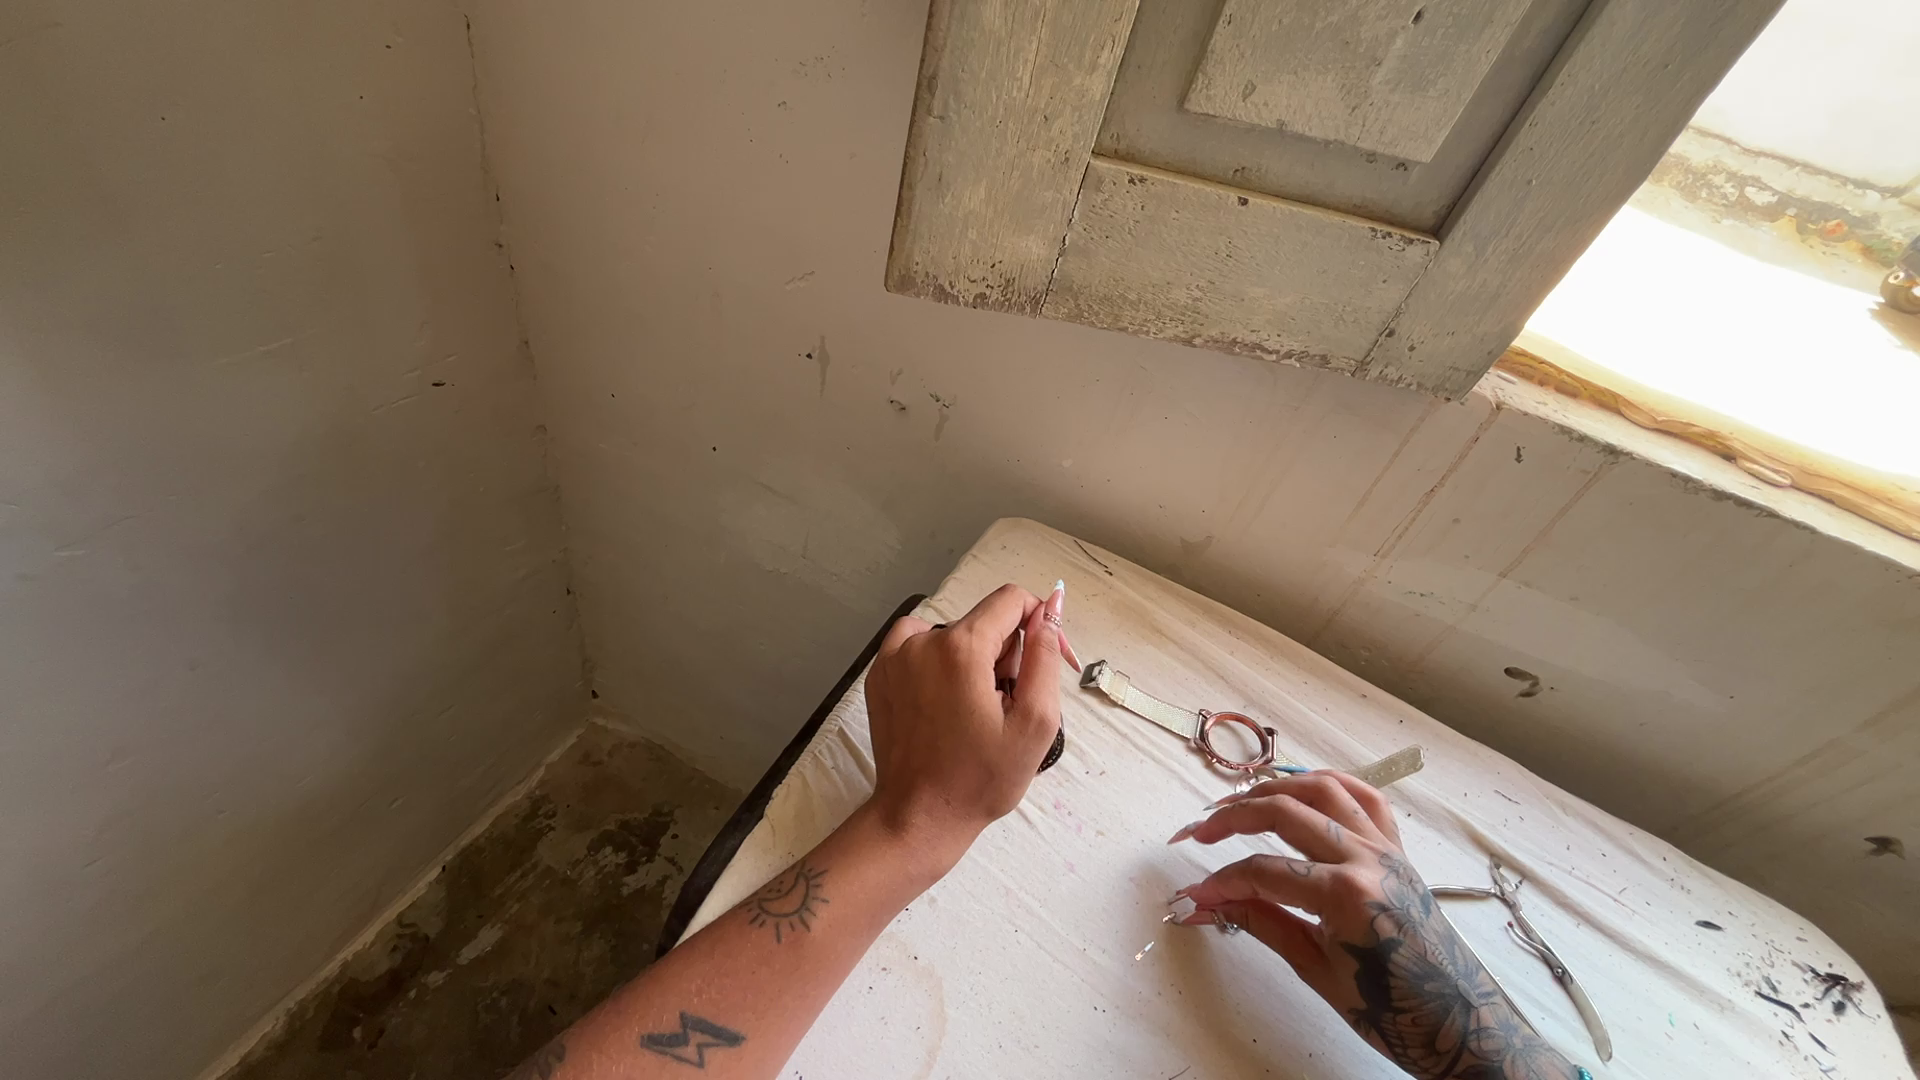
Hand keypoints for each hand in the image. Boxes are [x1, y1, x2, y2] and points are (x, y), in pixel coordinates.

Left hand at [862, 583, 1067, 870]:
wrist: (919, 817)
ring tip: (973, 709)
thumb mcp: (1034, 722)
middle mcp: (923, 640)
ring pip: (953, 634)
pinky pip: (919, 645)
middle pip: (982, 622)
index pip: (1011, 600)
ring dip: (971, 660)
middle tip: (1004, 705)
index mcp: (962, 648)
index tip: (1042, 664)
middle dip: (1003, 654)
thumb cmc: (982, 778)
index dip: (1037, 625)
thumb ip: (1044, 657)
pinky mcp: (879, 673)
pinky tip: (944, 700)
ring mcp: (894, 655)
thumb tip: (1050, 607)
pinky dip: (938, 662)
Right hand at [1172, 773, 1579, 1079]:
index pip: (1262, 872)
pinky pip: (1364, 796)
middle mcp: (1365, 857)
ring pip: (1319, 789)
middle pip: (1283, 812)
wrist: (1467, 1031)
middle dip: (1232, 817)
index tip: (1196, 895)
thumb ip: (1256, 923)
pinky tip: (1299, 785)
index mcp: (1345, 895)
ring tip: (1240, 802)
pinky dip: (1327, 782)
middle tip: (1198, 831)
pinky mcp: (1399, 849)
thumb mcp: (1315, 970)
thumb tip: (1200, 905)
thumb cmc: (1391, 1013)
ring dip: (1273, 788)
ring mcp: (1385, 847)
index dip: (1222, 881)